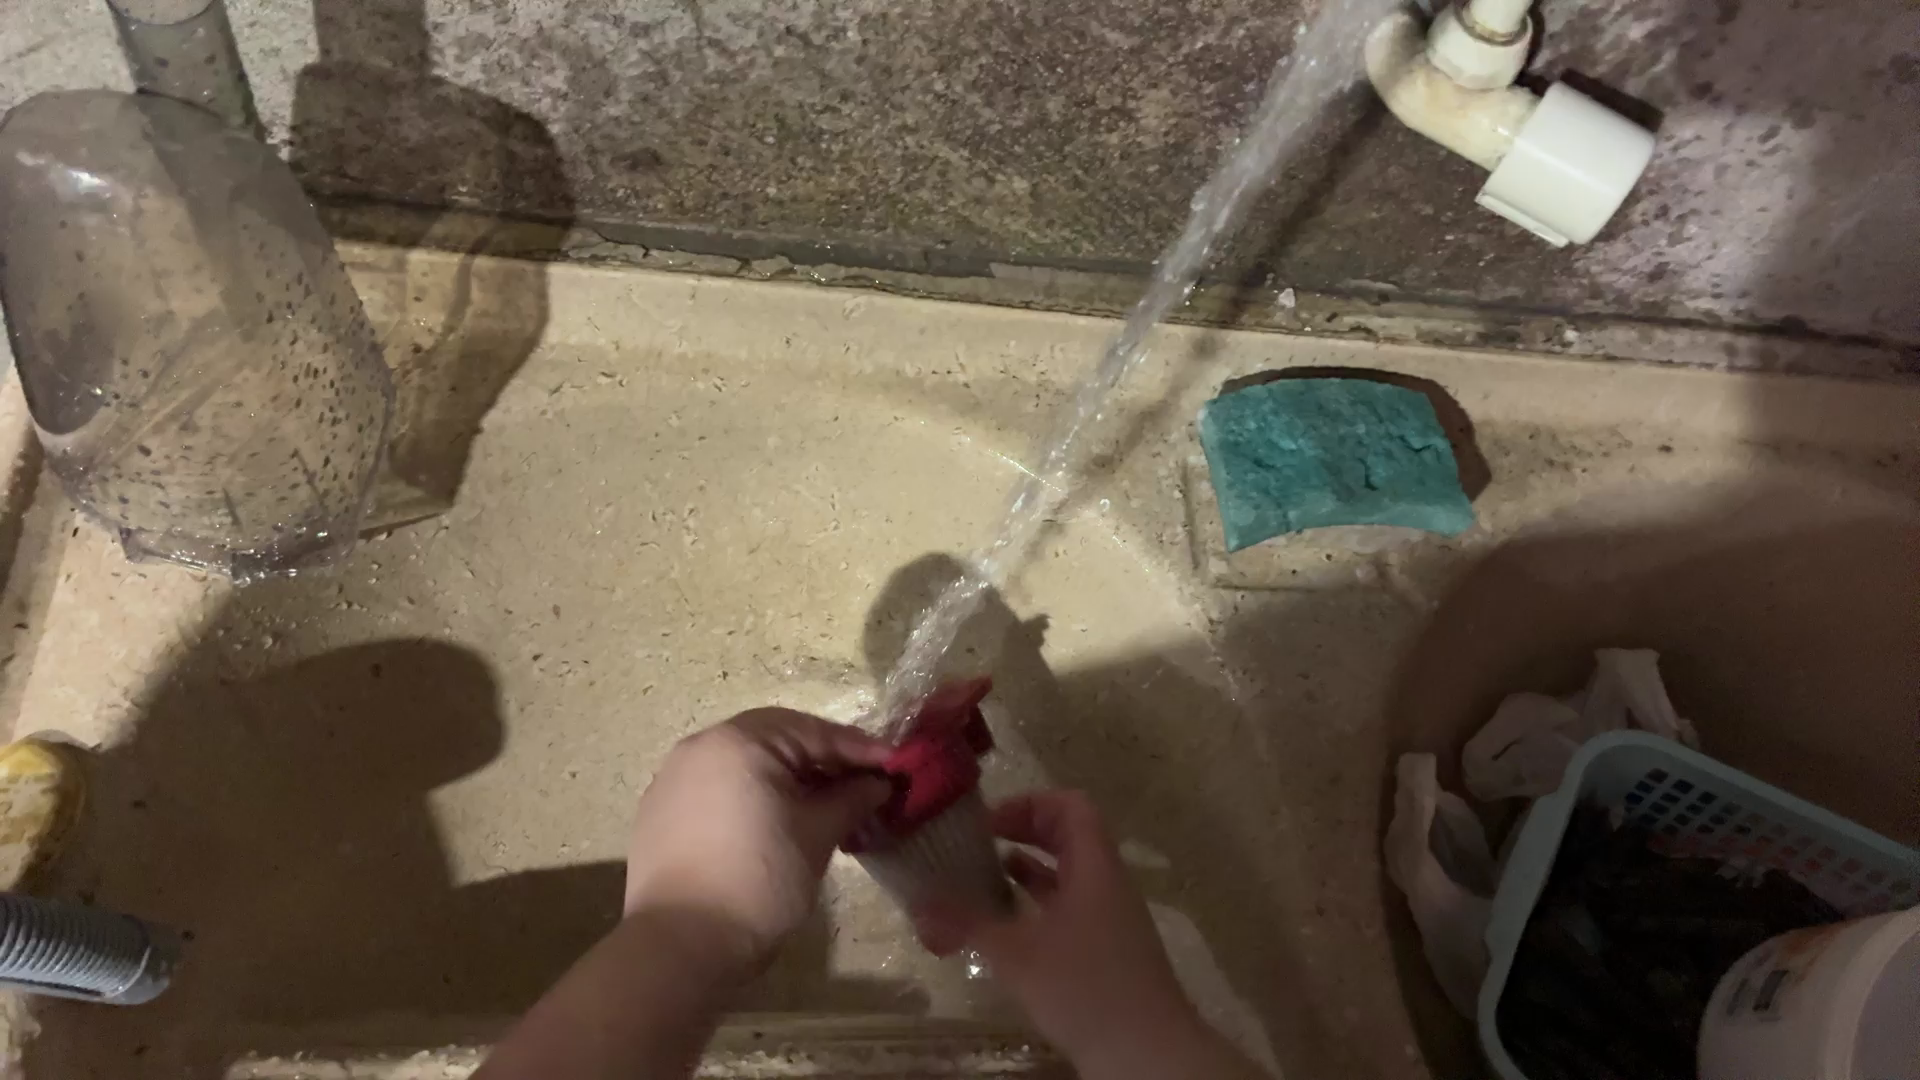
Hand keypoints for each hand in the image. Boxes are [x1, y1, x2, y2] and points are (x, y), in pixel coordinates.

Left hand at [622, 709, 890, 977]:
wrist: (677, 949)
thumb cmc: (758, 881)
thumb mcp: (818, 835)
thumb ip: (852, 798)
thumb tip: (879, 783)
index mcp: (742, 740)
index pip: (814, 733)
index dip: (859, 750)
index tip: (894, 766)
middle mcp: (704, 745)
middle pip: (779, 740)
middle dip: (823, 761)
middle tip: (861, 784)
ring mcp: (676, 776)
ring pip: (748, 763)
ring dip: (789, 778)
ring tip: (824, 807)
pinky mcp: (661, 810)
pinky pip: (721, 787)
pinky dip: (754, 795)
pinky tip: (776, 823)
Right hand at [914, 791, 1261, 1079]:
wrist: (1149, 1058)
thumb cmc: (1086, 988)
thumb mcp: (1017, 954)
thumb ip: (966, 924)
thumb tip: (916, 905)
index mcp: (1095, 865)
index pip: (1069, 805)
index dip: (1029, 804)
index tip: (990, 823)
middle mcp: (1106, 881)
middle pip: (1067, 833)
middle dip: (1023, 830)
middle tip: (981, 841)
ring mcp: (1108, 915)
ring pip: (1067, 871)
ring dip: (1028, 866)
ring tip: (985, 872)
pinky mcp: (1104, 947)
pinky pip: (1069, 905)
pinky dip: (1038, 901)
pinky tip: (1008, 919)